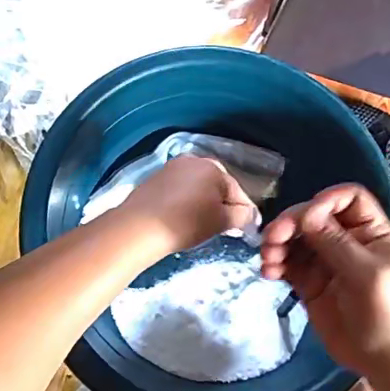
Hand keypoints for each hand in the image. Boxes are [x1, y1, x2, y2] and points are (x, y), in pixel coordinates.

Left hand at [112, 156, 256, 253]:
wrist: (139, 227)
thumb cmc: (186, 223)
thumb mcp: (222, 221)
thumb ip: (243, 215)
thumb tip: (250, 214)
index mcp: (213, 167)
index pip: (238, 192)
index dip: (244, 213)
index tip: (243, 230)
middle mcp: (193, 160)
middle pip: (217, 186)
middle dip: (222, 206)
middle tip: (221, 228)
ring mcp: (171, 167)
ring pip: (198, 187)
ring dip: (203, 203)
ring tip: (200, 224)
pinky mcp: (154, 178)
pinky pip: (179, 189)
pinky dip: (185, 201)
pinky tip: (181, 217)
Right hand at [259, 183, 389, 381]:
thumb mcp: (368, 274)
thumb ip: (336, 242)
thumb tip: (306, 212)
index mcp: (371, 233)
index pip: (348, 199)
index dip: (325, 200)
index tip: (306, 218)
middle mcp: (347, 242)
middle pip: (312, 217)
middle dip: (290, 224)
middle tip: (272, 240)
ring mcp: (326, 263)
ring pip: (295, 239)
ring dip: (277, 243)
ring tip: (268, 260)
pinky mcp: (310, 284)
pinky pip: (287, 264)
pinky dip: (274, 264)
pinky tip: (269, 274)